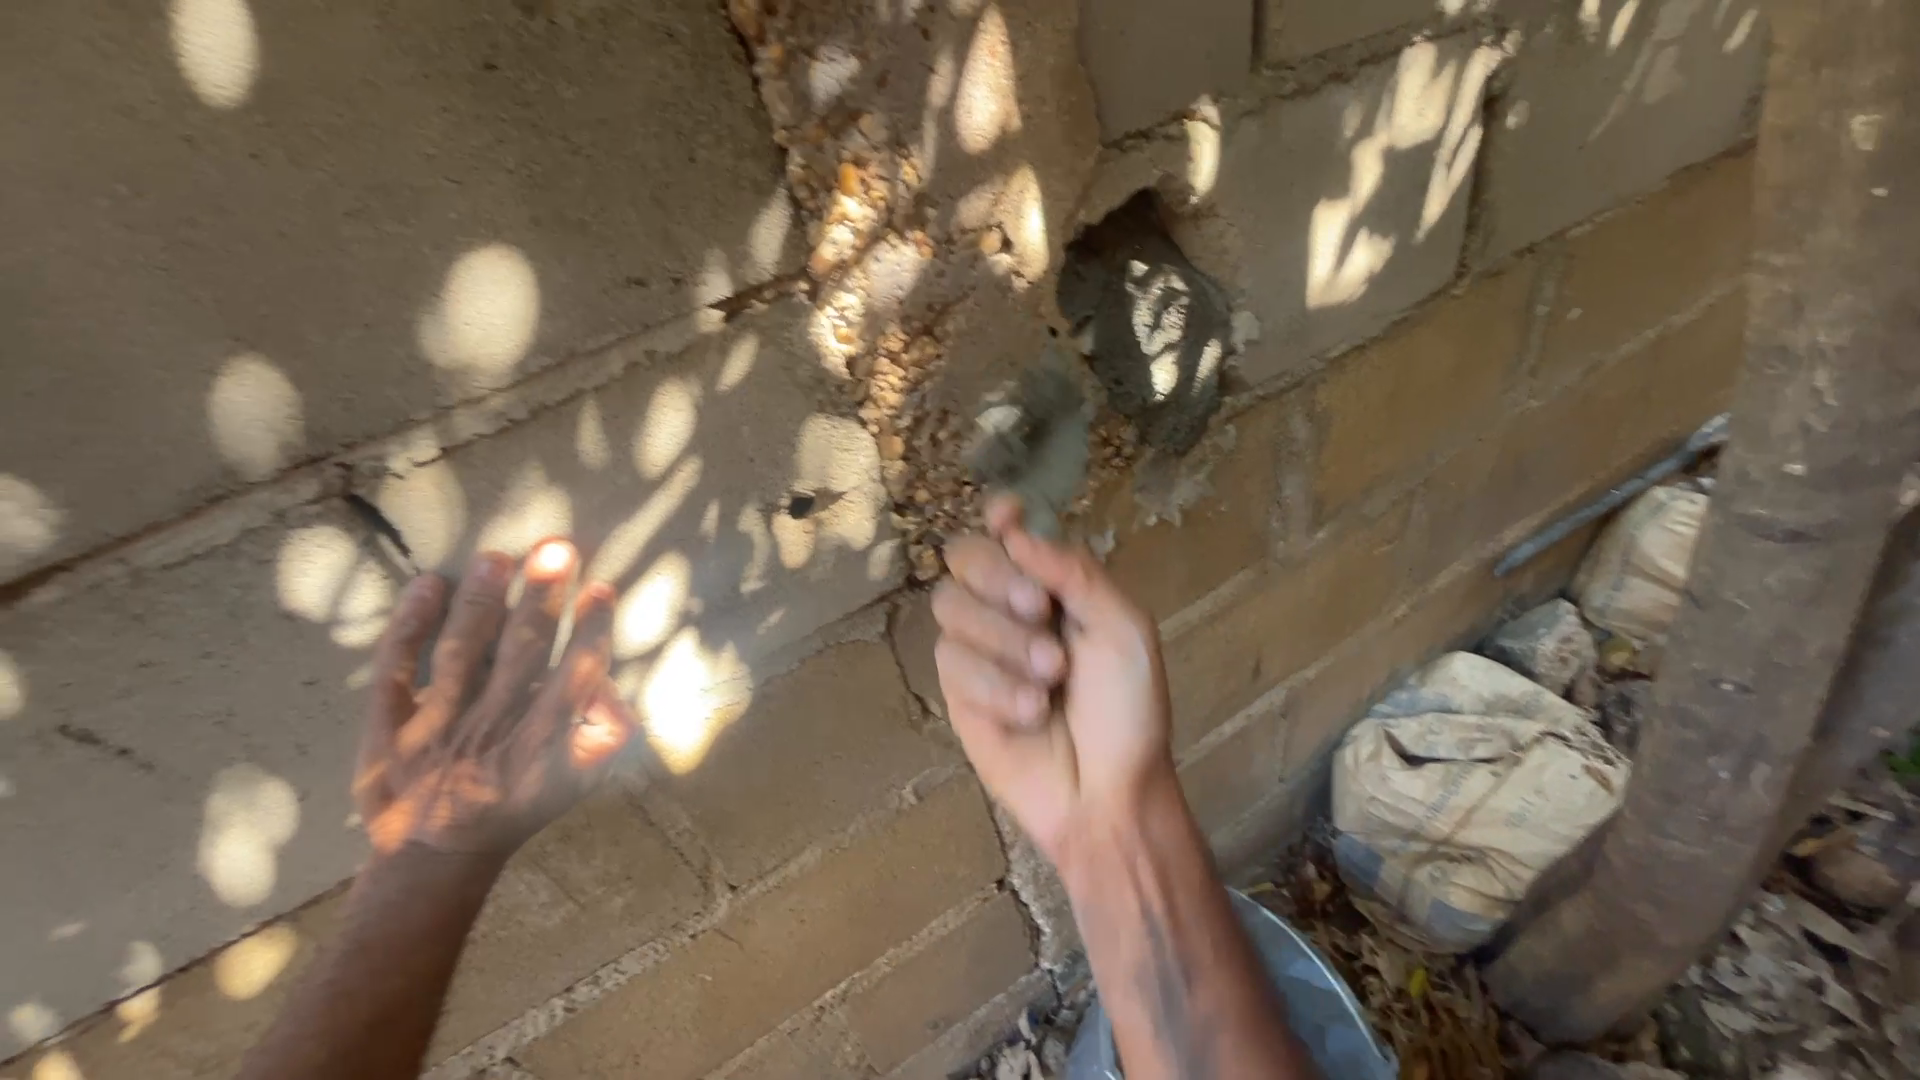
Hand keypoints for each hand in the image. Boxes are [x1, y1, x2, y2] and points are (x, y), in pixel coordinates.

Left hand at [353, 540, 636, 860]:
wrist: (430, 858)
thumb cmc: (515, 809)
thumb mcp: (574, 786)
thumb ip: (603, 738)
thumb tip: (609, 685)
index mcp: (538, 748)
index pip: (573, 679)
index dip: (590, 633)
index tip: (600, 589)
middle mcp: (490, 731)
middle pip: (521, 655)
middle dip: (541, 600)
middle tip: (556, 549)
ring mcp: (432, 726)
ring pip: (462, 653)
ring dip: (483, 602)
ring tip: (499, 556)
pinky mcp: (386, 724)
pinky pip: (395, 669)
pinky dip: (408, 626)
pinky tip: (427, 585)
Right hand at [933, 497, 1174, 865]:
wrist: (1107, 792)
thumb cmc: (1128, 709)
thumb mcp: (1123, 630)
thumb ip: (1075, 573)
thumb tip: (1015, 532)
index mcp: (1053, 586)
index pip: (1008, 532)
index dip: (1000, 517)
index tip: (1007, 516)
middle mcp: (1009, 608)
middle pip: (964, 556)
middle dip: (998, 578)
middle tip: (1040, 611)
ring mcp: (979, 649)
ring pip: (950, 606)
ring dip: (1004, 641)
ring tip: (1050, 679)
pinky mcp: (958, 691)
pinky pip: (951, 662)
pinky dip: (995, 686)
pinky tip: (1031, 713)